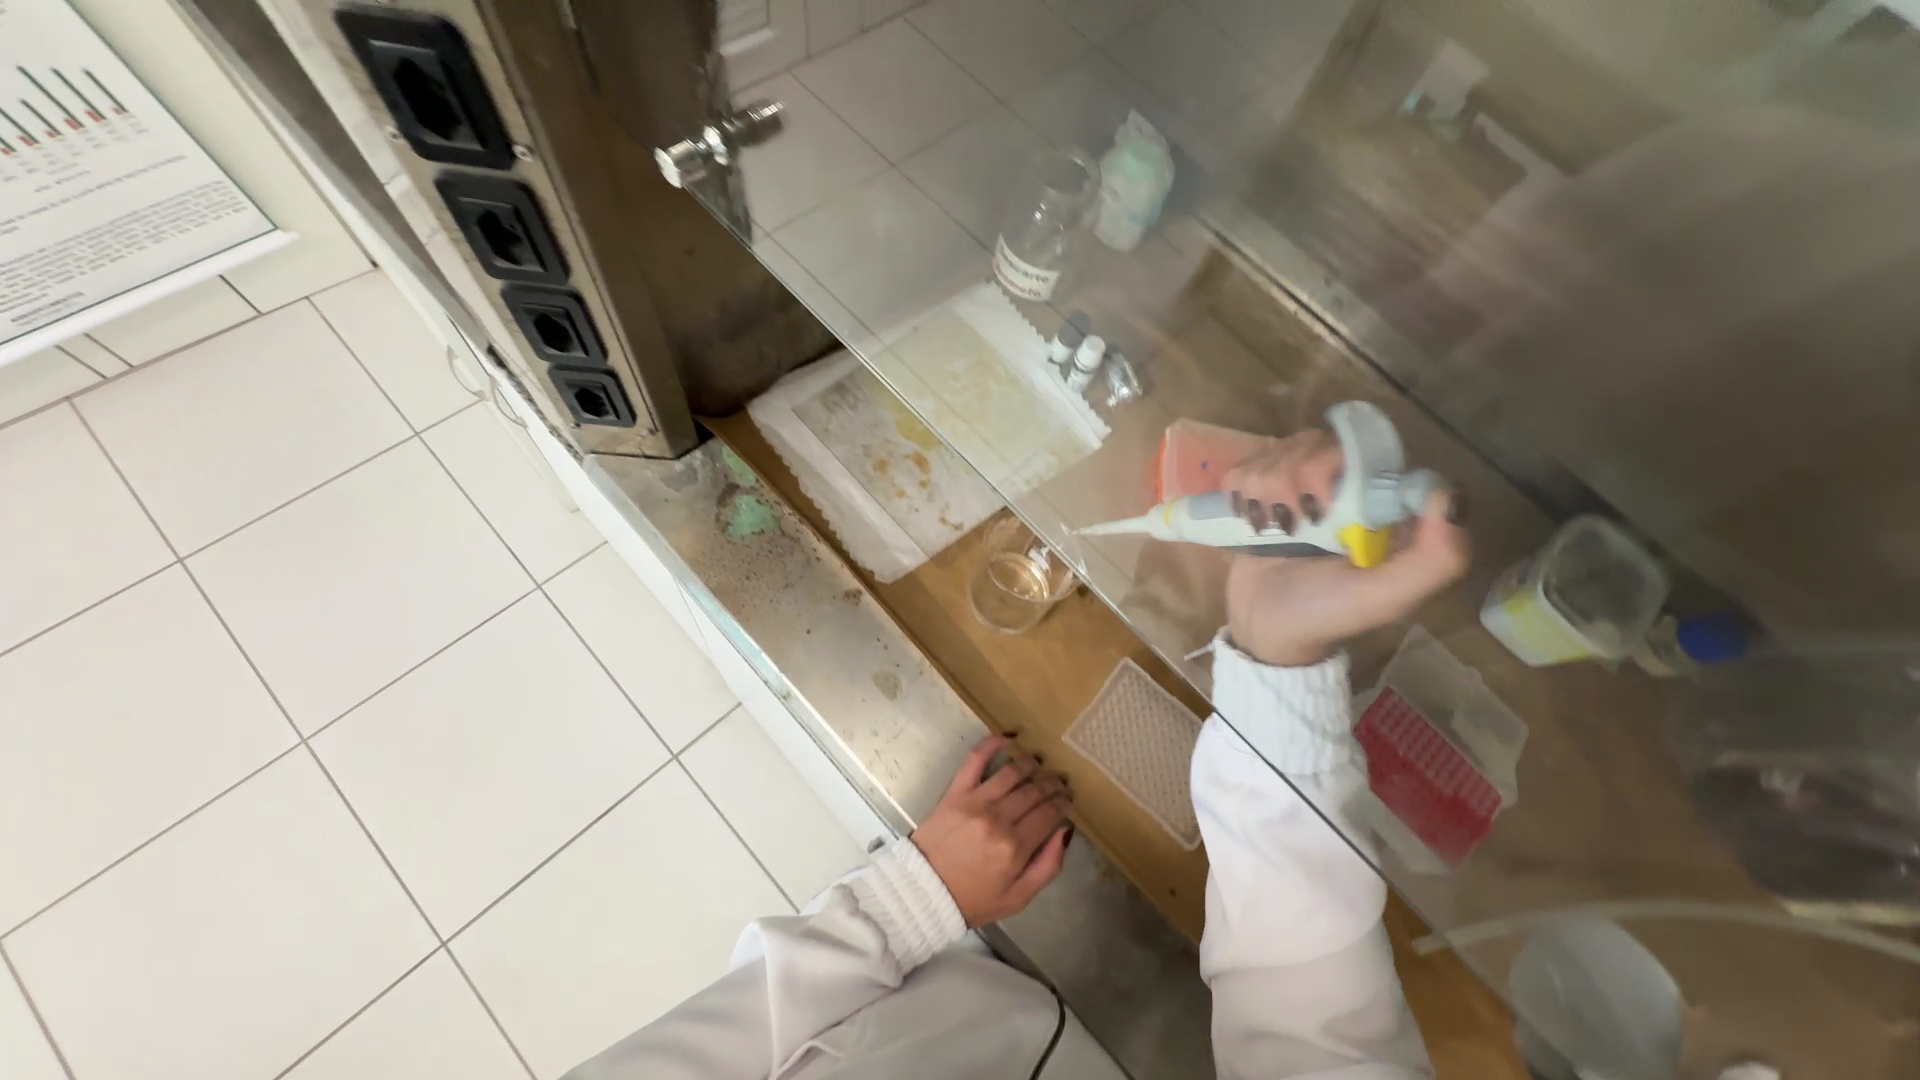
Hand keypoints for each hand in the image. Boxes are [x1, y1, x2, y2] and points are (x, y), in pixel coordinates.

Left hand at [912, 736, 1072, 926]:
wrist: (923, 892)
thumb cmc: (973, 899)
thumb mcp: (1018, 898)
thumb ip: (1048, 867)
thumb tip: (1065, 831)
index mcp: (1016, 847)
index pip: (1049, 813)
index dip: (1063, 801)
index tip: (1067, 797)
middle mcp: (999, 819)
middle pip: (1035, 790)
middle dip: (1053, 782)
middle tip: (1059, 780)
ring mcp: (976, 802)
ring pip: (1013, 772)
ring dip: (1031, 763)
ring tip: (1039, 763)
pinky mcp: (955, 792)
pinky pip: (975, 759)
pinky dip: (992, 743)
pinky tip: (1008, 738)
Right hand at [1222, 428, 1470, 666]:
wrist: (1264, 631)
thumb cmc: (1327, 615)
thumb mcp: (1387, 596)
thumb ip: (1434, 558)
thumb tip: (1447, 493)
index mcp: (1380, 503)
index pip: (1363, 449)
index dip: (1336, 465)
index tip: (1324, 503)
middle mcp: (1342, 487)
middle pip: (1315, 443)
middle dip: (1294, 480)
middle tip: (1293, 524)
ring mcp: (1298, 488)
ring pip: (1278, 451)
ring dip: (1264, 490)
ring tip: (1269, 527)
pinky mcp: (1259, 494)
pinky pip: (1246, 466)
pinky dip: (1239, 491)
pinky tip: (1249, 518)